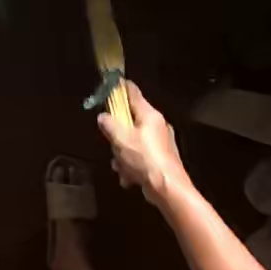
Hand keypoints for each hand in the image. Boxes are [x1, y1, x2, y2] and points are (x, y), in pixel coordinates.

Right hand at [97, 81, 191, 206]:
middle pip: (130, 121)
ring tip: (120, 165)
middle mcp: (157, 126)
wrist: (167, 187)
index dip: (121, 87)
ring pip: (132, 141)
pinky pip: (139, 157)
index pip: (133, 93)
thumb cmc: (144, 158)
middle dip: (117, 134)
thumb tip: (103, 117)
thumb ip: (109, 125)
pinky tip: (128, 176)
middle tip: (111, 143)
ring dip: (122, 154)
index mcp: (150, 116)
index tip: (112, 81)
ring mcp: (160, 143)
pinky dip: (131, 166)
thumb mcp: (121, 139)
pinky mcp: (160, 159)